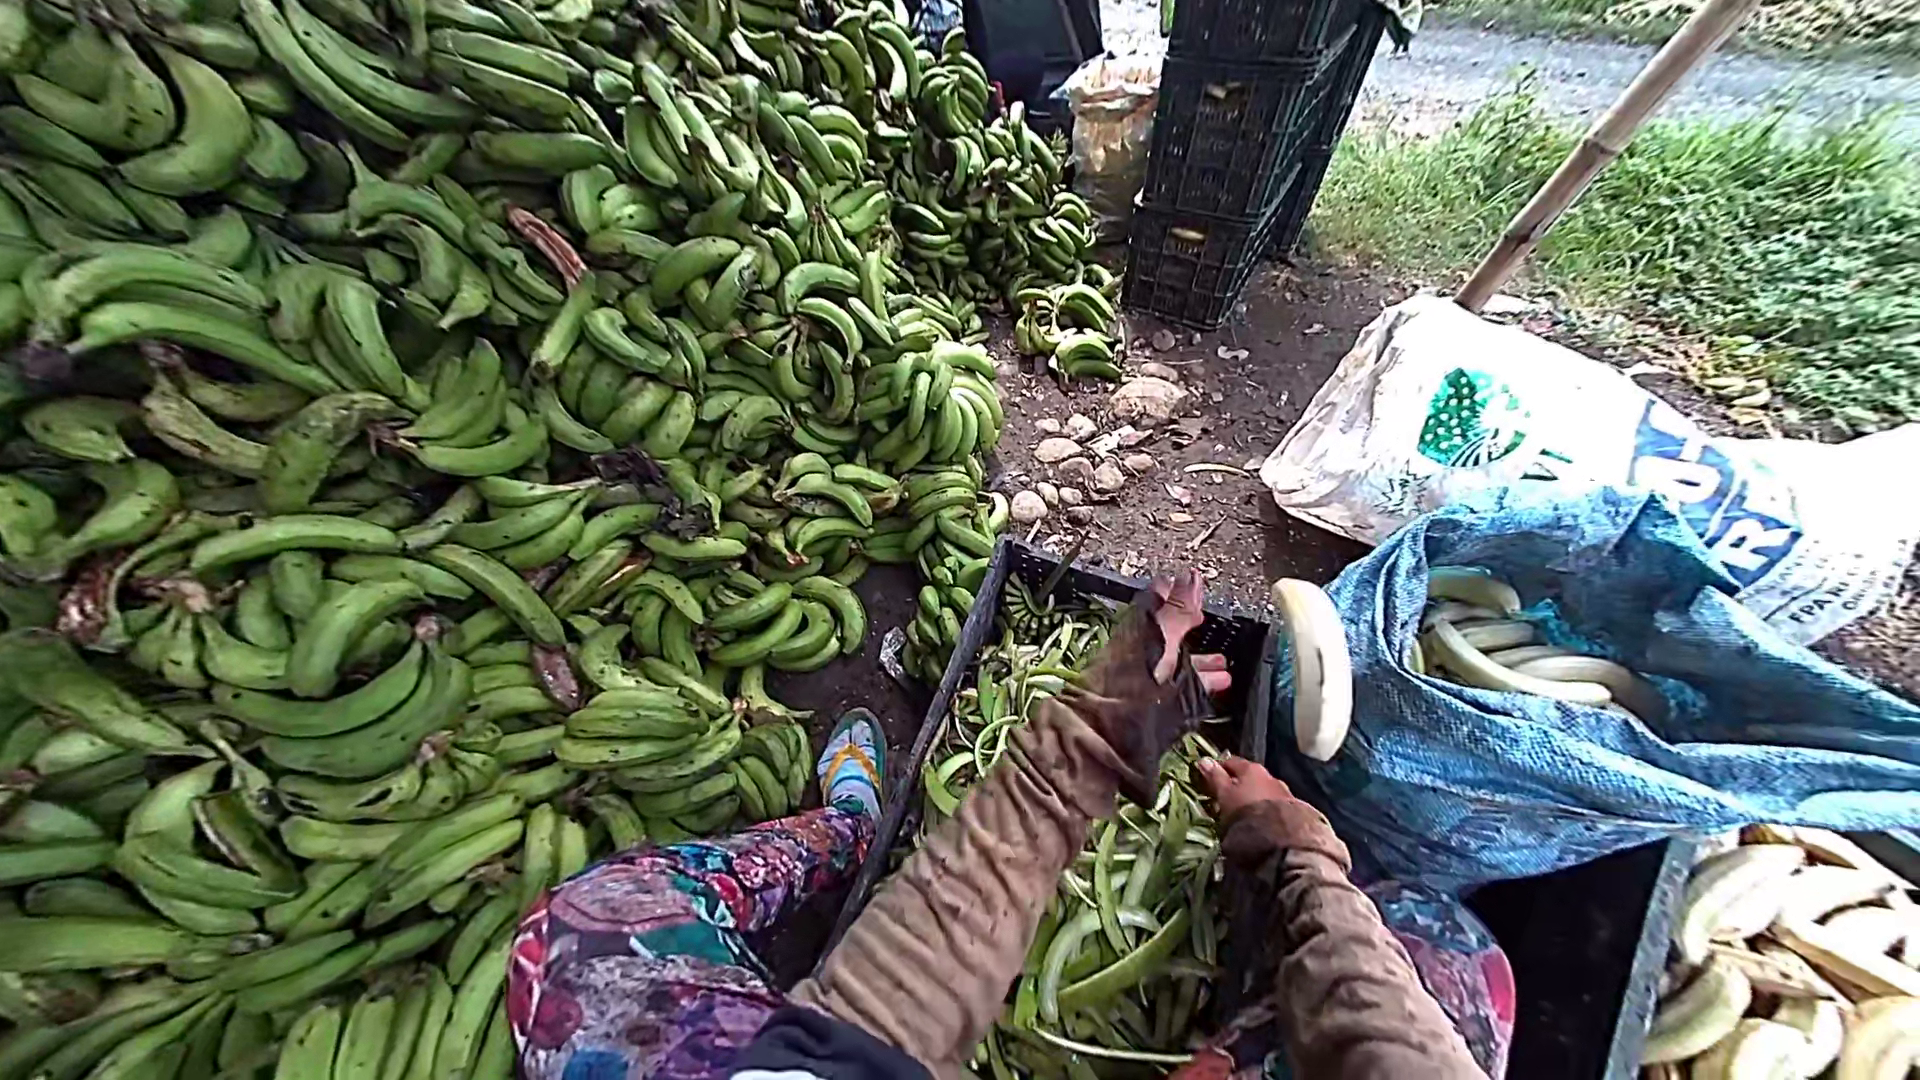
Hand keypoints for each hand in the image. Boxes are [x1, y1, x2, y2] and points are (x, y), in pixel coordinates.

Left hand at [1070, 570, 1230, 804]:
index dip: (1174, 596)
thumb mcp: (1160, 643)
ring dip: (1198, 662)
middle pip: (1166, 637)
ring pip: (1172, 665)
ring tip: (1223, 664)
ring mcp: (1142, 682)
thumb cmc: (1131, 685)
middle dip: (1189, 629)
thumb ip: (1177, 612)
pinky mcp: (1149, 708)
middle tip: (1208, 622)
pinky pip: (1175, 689)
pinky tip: (1216, 686)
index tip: (1194, 588)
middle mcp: (1137, 655)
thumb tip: (1191, 575)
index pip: (1155, 607)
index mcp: (1136, 635)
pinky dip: (1196, 684)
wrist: (1103, 738)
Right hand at [1196, 755, 1294, 820]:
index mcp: (1252, 768)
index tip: (1209, 781)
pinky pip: (1274, 805)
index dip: (1218, 770)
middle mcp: (1271, 776)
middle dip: (1237, 785)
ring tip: (1243, 813)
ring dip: (1252, 798)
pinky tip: (1260, 821)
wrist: (1283, 841)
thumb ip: (1215, 777)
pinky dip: (1265, 809)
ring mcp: (1284, 793)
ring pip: (1262, 791)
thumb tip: (1204, 759)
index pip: (1230, 762)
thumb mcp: (1224, 795)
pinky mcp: (1296, 811)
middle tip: (1225, 799)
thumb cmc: (1246, 812)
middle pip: (1248, 777)